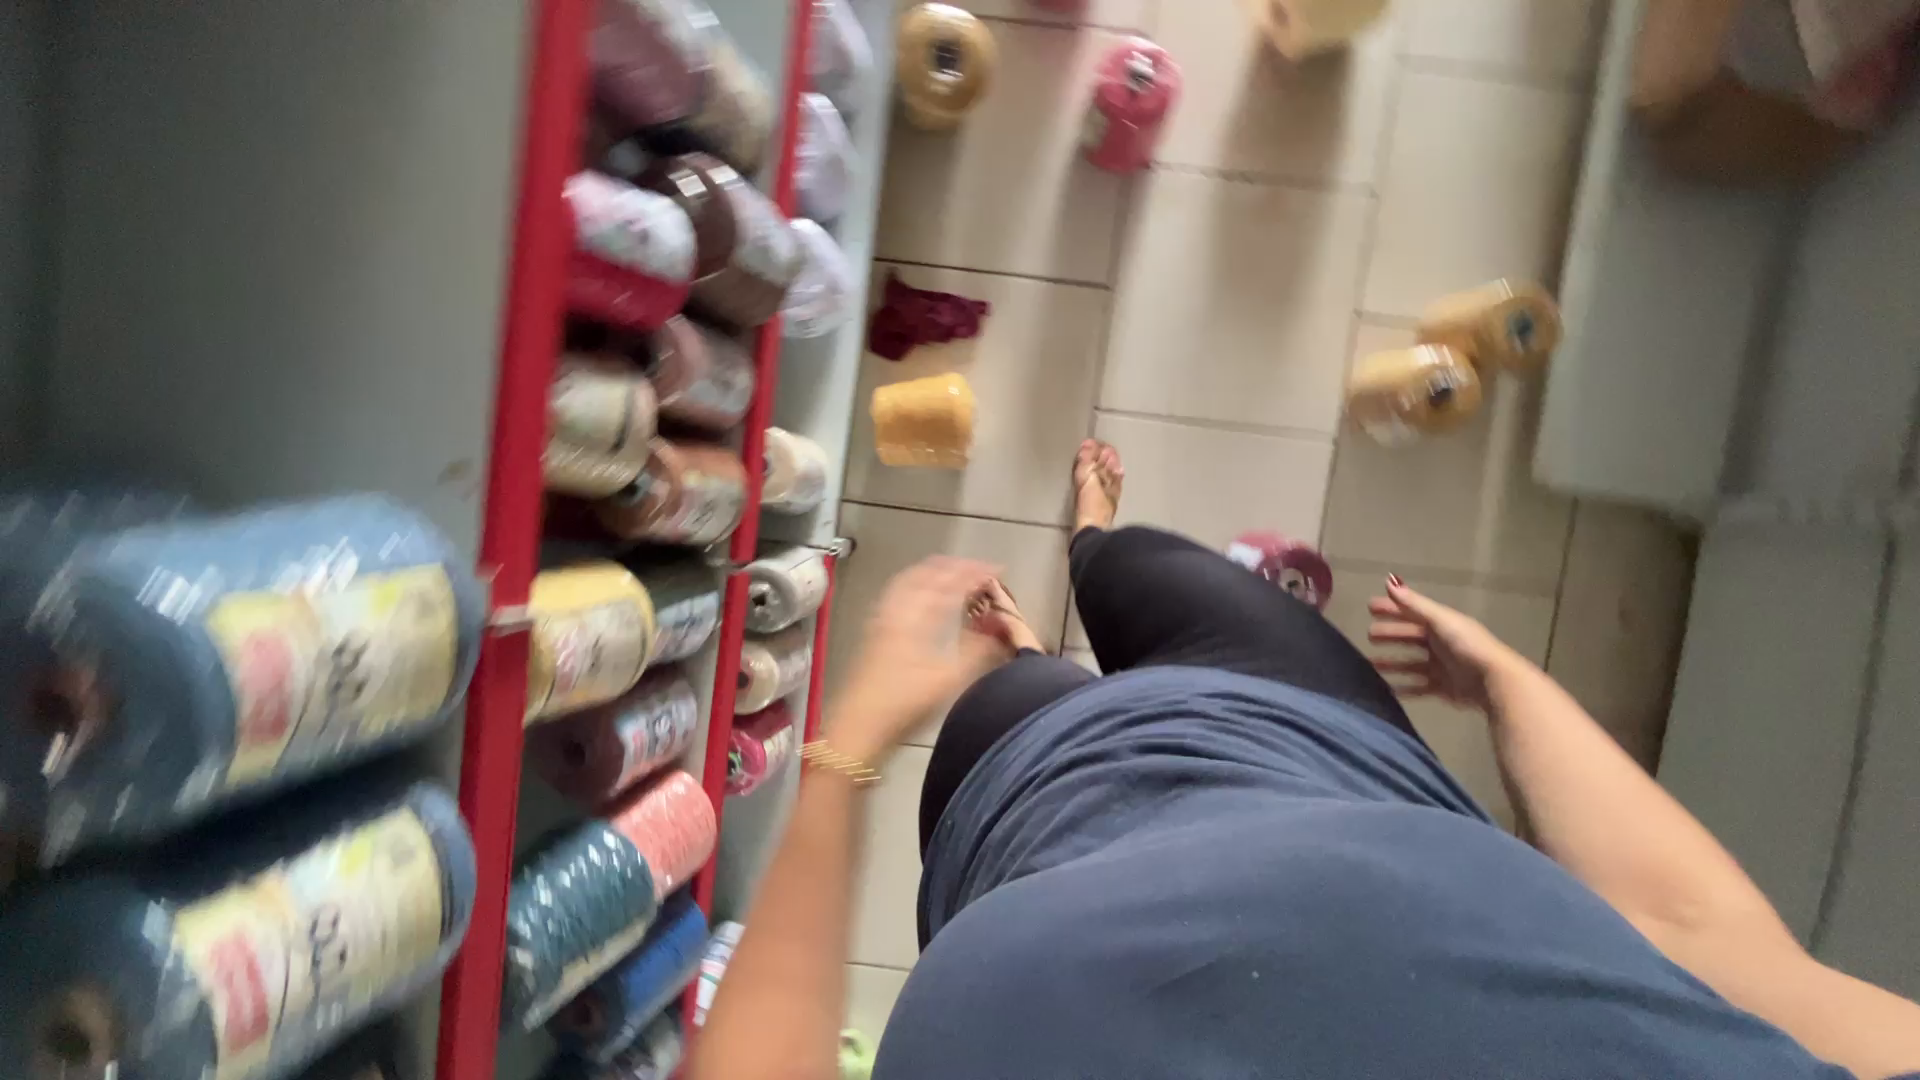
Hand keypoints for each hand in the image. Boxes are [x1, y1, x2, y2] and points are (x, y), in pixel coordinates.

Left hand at [829, 557, 1006, 760]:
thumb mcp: (948, 680)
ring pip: (907, 582)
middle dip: (952, 568)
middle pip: (925, 574)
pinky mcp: (873, 634)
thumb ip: (978, 652)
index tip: (996, 569)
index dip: (974, 573)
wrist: (856, 728)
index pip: (949, 583)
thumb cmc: (903, 704)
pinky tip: (920, 600)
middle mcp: (896, 610)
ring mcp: (880, 621)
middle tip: (975, 570)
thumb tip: (1002, 632)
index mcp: (916, 616)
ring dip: (931, 574)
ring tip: (950, 575)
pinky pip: (896, 595)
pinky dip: (914, 587)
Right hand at [1367, 577, 1524, 711]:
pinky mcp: (1443, 688)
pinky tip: (1388, 688)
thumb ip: (1414, 604)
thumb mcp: (1440, 620)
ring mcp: (1442, 667)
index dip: (1392, 609)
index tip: (1369, 607)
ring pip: (1410, 663)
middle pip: (1410, 638)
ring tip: (1371, 665)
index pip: (1412, 614)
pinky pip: (1419, 687)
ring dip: (1392, 663)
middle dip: (1389, 635)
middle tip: (1369, 636)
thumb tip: (1388, 580)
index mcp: (1442, 625)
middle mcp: (1441, 644)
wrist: (1494, 682)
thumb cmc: (1467, 646)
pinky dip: (1404, 687)